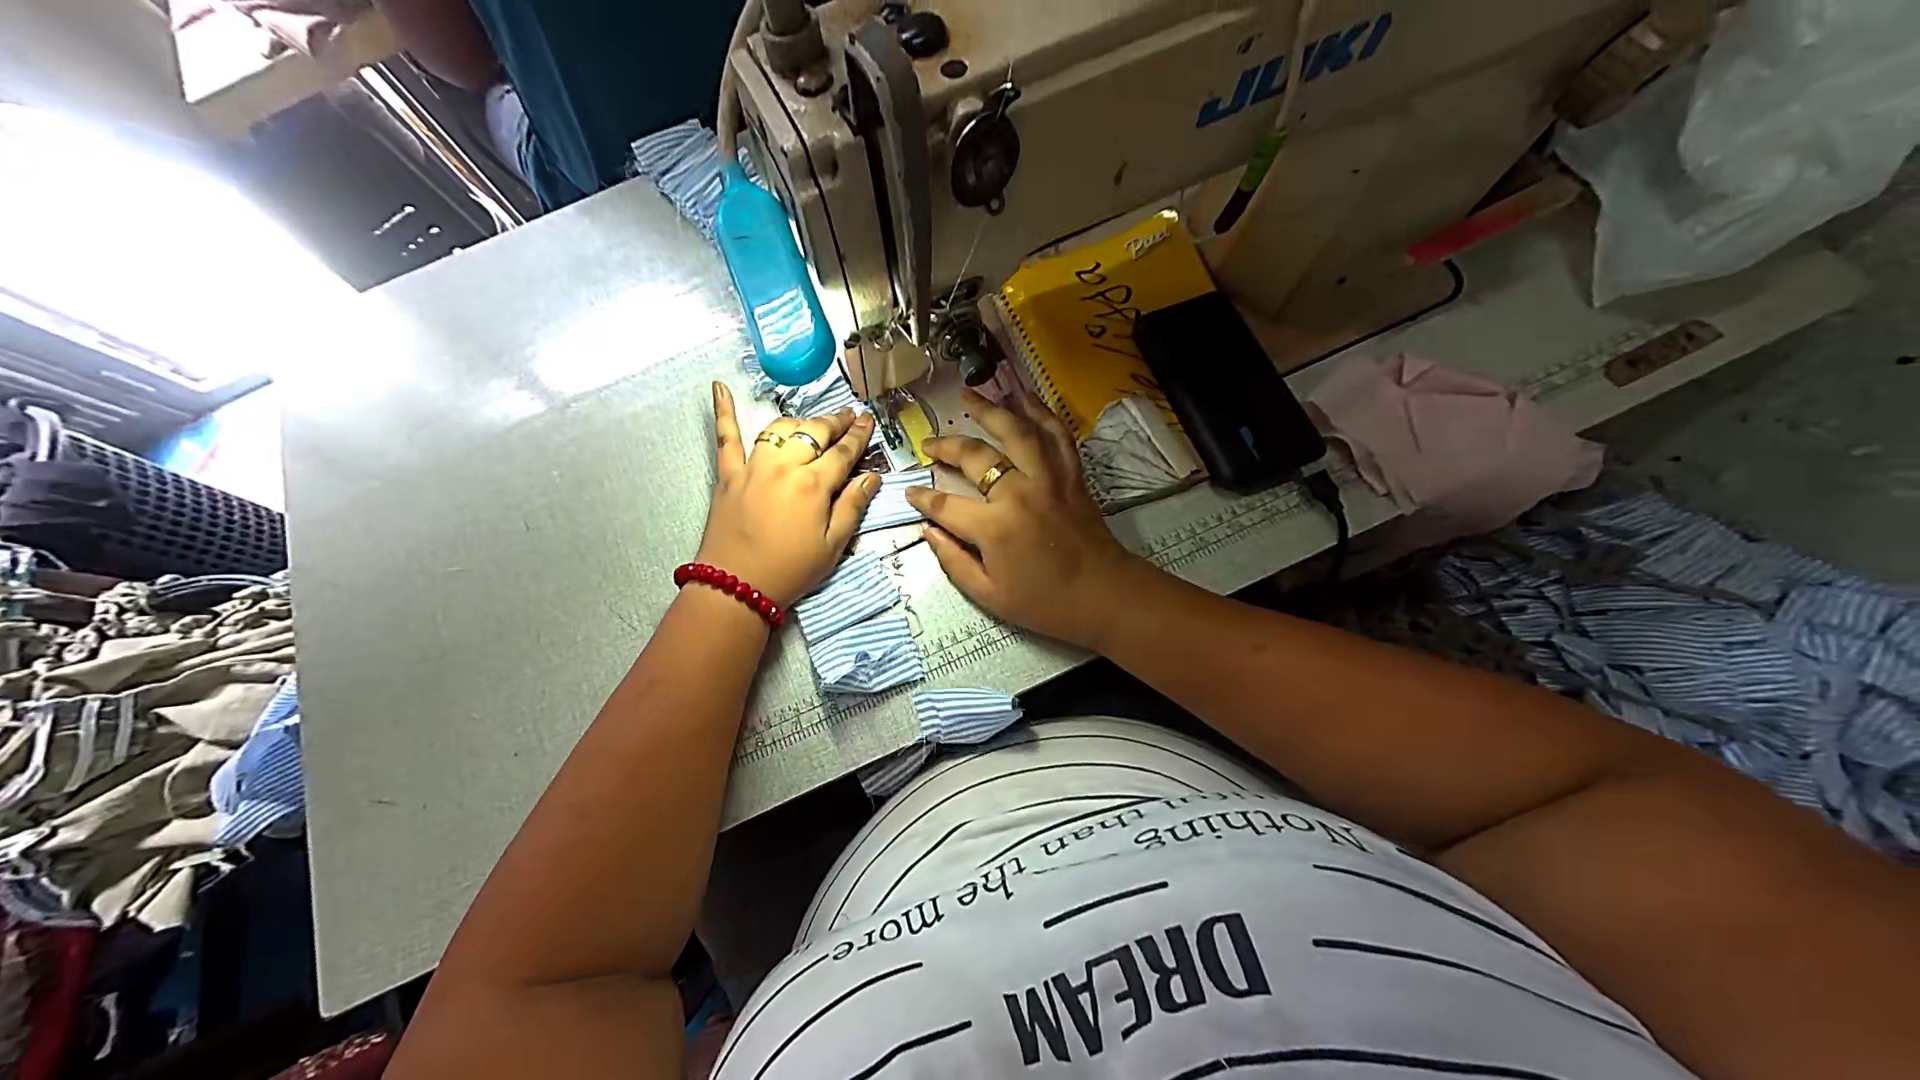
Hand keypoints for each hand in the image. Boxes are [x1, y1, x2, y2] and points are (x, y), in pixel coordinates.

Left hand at [696, 382, 880, 606]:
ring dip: (799, 421)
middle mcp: (785, 466)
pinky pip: (726, 437)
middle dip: (835, 421)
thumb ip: (853, 506)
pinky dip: (722, 411)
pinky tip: (718, 388)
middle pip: (815, 433)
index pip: (843, 451)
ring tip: (812, 422)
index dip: (858, 435)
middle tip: (849, 415)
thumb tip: (872, 477)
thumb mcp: (833, 544)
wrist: (736, 587)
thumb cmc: (791, 570)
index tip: (868, 421)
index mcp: (814, 484)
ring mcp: (754, 467)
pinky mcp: (729, 474)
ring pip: (780, 429)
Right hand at [904, 389, 1154, 649]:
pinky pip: (1057, 436)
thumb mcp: (989, 595)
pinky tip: (1026, 398)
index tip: (910, 492)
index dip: (922, 498)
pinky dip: (1042, 413)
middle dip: (947, 446)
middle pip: (976, 456)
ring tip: (969, 395)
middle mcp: (1019, 492)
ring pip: (1017, 431)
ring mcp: (1049, 479)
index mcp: (995, 527)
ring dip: (991, 410)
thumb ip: (953, 561)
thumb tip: (928, 530)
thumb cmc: (1045, 603)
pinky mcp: (1071, 476)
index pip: (945, 505)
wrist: (1104, 595)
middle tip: (929, 443)